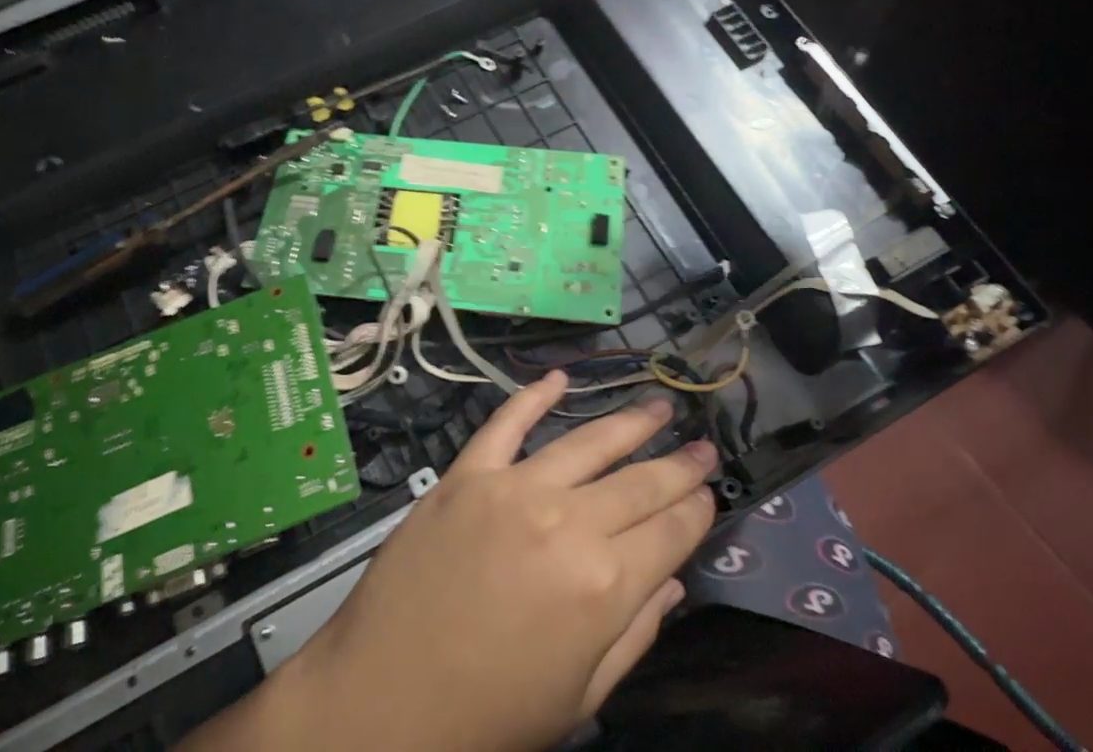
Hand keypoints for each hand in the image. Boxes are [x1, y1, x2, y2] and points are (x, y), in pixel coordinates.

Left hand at [181, 371, 717, 751]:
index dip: (697, 511)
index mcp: (605, 584)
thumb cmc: (488, 714)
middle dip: (680, 465)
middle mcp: (567, 522)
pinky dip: (533, 397)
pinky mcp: (463, 476)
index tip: (711, 494)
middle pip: (640, 482)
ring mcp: (511, 490)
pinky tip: (560, 379)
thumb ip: (635, 633)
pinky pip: (505, 424)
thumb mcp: (580, 697)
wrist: (380, 699)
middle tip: (704, 446)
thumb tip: (672, 580)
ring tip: (659, 407)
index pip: (672, 531)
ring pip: (586, 443)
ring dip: (630, 422)